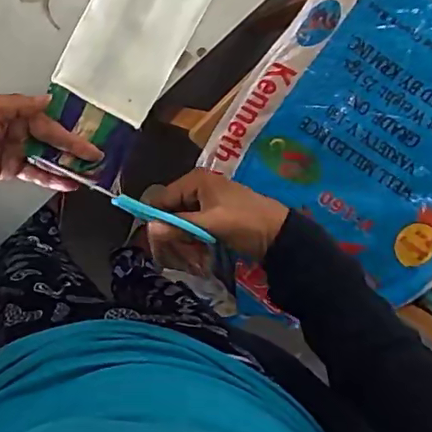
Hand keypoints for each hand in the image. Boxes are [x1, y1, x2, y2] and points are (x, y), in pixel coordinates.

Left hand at [0, 93, 102, 190]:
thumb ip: (20, 105)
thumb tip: (47, 100)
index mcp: (12, 111)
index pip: (46, 119)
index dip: (66, 129)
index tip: (88, 136)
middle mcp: (17, 129)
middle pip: (50, 138)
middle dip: (73, 147)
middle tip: (97, 157)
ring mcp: (15, 149)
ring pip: (46, 156)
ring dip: (67, 164)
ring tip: (89, 173)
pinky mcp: (11, 169)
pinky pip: (35, 172)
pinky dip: (52, 178)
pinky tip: (69, 183)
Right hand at [145, 168, 288, 260]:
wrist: (283, 236)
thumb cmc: (245, 223)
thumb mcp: (210, 224)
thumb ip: (178, 225)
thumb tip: (148, 228)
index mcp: (195, 180)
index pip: (161, 198)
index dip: (156, 218)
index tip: (154, 239)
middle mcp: (198, 185)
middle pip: (171, 208)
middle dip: (172, 229)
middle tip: (178, 249)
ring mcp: (208, 198)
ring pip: (182, 218)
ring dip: (183, 236)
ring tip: (192, 252)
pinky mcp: (215, 212)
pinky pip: (194, 223)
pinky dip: (194, 236)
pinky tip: (199, 249)